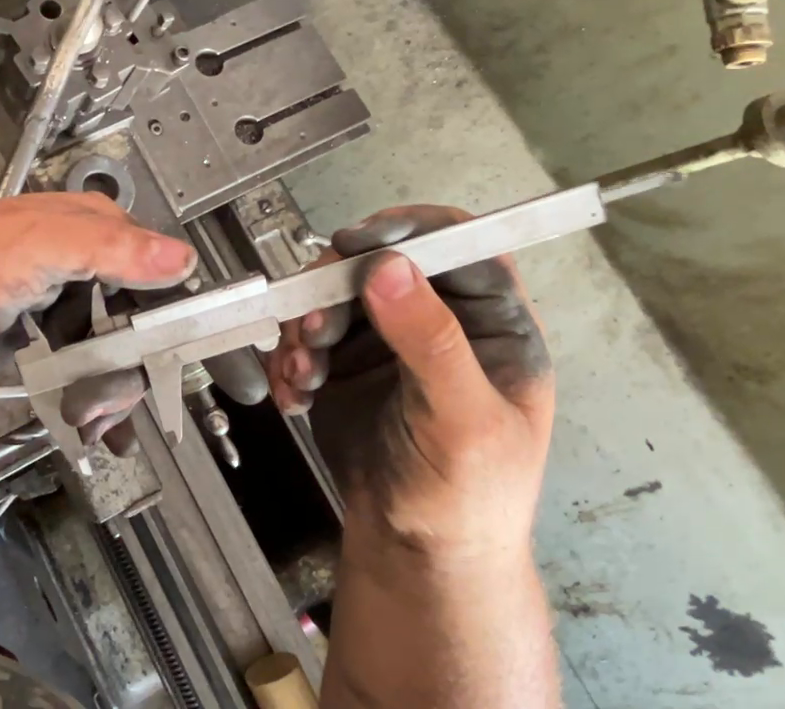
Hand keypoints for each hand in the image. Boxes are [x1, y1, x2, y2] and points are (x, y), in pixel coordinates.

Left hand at [0, 192, 196, 449]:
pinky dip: (98, 401)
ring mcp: (71, 307)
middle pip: (145, 320)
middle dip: (136, 367)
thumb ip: (106, 247)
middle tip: (107, 398)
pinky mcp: (54, 342)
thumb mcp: (33, 246)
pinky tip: (93, 423)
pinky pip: (93, 373)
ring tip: (89, 415)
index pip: (160, 265)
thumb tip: (178, 256)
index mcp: (92, 229)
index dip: (176, 310)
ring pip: (123, 354)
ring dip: (115, 392)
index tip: (180, 354)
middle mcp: (88, 266)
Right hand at [262, 206, 552, 562]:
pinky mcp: (345, 364)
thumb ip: (431, 342)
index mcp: (493, 326)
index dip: (408, 231)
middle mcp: (437, 322)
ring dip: (305, 328)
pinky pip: (306, 336)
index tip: (355, 243)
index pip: (458, 247)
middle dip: (335, 291)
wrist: (415, 553)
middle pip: (378, 266)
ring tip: (301, 372)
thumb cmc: (468, 497)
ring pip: (333, 298)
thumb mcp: (464, 421)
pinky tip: (295, 392)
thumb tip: (390, 267)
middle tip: (311, 326)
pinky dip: (291, 358)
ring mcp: (387, 342)